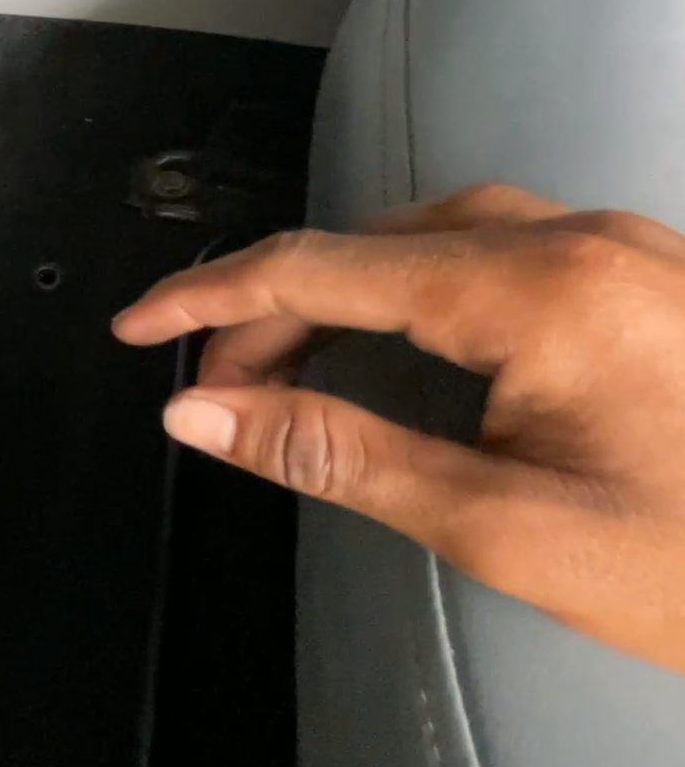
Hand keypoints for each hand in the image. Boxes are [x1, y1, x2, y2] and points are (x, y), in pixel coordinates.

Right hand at [113, 183, 684, 671]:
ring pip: (403, 244)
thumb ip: (330, 453)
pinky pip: (464, 252)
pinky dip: (384, 294)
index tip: (133, 326)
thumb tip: (194, 414)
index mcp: (531, 291)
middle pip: (350, 252)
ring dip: (320, 301)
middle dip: (260, 317)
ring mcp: (612, 247)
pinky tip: (380, 341)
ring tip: (283, 369)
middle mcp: (568, 241)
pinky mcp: (633, 271)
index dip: (200, 298)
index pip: (308, 270)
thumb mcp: (503, 525)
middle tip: (219, 392)